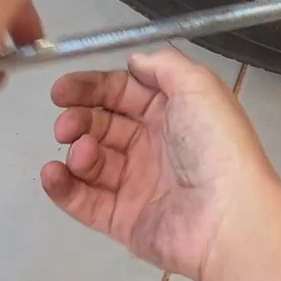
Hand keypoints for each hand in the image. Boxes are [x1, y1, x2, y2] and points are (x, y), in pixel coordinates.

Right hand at [41, 48, 280, 280]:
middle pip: (102, 124)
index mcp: (171, 109)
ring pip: (92, 160)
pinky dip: (63, 188)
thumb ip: (163, 65)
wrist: (228, 214)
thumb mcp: (198, 84)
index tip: (62, 90)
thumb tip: (134, 61)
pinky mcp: (123, 219)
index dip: (92, 88)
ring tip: (81, 152)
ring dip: (78, 151)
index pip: (122, 91)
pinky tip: (52, 174)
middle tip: (65, 124)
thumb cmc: (215, 141)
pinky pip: (85, 202)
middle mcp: (152, 142)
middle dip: (79, 118)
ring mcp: (136, 183)